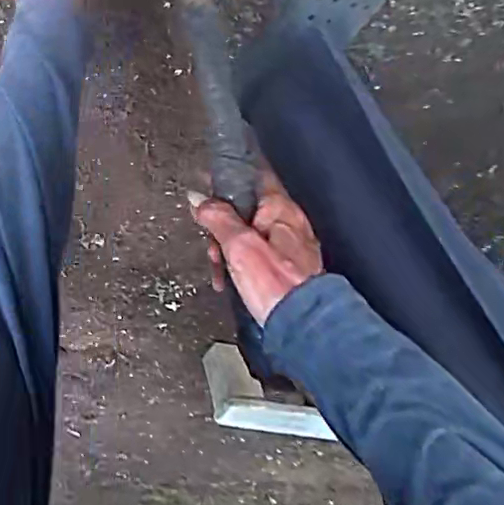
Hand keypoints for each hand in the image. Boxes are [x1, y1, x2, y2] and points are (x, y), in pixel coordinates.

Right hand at [189, 169, 322, 324]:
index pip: (252, 176)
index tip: (206, 180)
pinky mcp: (285, 269)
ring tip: (221, 269)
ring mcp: (288, 247)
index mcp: (281, 210)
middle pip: (244, 209)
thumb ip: (217, 218)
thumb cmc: (279, 288)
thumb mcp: (238, 246)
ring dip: (226, 248)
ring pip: (246, 234)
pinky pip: (254, 255)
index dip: (226, 176)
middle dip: (220, 224)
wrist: (304, 328)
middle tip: (212, 242)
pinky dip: (238, 264)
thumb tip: (199, 199)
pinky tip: (230, 279)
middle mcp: (288, 225)